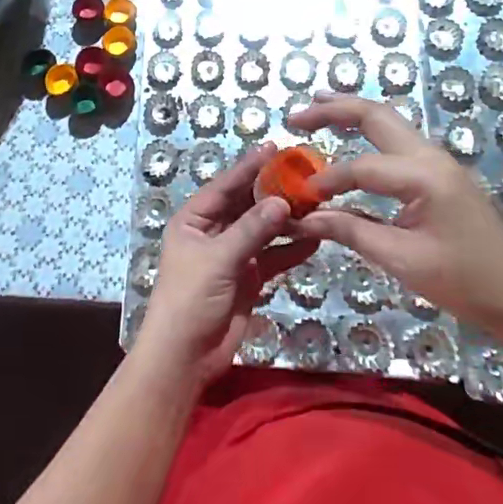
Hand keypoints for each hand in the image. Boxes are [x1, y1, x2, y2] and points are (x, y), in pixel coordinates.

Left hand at [135, 141, 319, 384]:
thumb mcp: (219, 259)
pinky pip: (272, 257)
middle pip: (246, 205)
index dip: (248, 167)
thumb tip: (282, 202)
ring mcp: (231, 255)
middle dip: (272, 191)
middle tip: (304, 174)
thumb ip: (251, 231)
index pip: (225, 186)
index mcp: (194, 220)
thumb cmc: (190, 298)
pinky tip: (315, 238)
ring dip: (286, 219)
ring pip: (262, 230)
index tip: (273, 147)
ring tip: (316, 203)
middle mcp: (212, 232)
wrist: (186, 356)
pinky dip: (291, 249)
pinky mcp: (247, 278)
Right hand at [286, 95, 502, 352]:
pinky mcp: (439, 174)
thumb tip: (302, 219)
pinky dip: (367, 130)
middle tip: (295, 116)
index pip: (360, 167)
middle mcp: (430, 157)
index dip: (325, 180)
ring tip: (315, 108)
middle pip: (376, 116)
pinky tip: (349, 135)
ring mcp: (438, 162)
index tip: (300, 198)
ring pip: (388, 121)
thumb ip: (350, 231)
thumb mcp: (403, 260)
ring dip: (351, 113)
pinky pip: (396, 139)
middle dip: (334, 110)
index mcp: (424, 177)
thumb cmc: (466, 282)